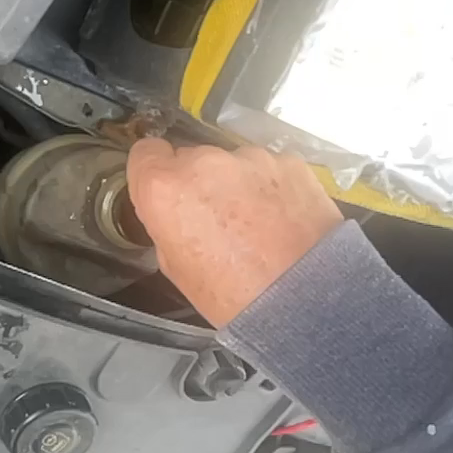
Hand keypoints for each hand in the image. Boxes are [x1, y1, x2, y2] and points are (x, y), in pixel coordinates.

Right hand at [126, 140, 343, 326]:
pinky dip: (270, 187)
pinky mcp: (288, 163)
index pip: (145, 153)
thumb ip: (165, 223)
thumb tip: (173, 212)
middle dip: (197, 182)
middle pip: (190, 158)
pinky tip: (279, 219)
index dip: (153, 172)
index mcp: (163, 188)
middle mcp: (202, 163)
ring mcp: (248, 159)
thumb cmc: (235, 293)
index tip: (164, 188)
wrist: (307, 300)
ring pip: (230, 163)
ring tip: (254, 224)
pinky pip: (268, 168)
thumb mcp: (173, 265)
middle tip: (214, 219)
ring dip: (235, 184)